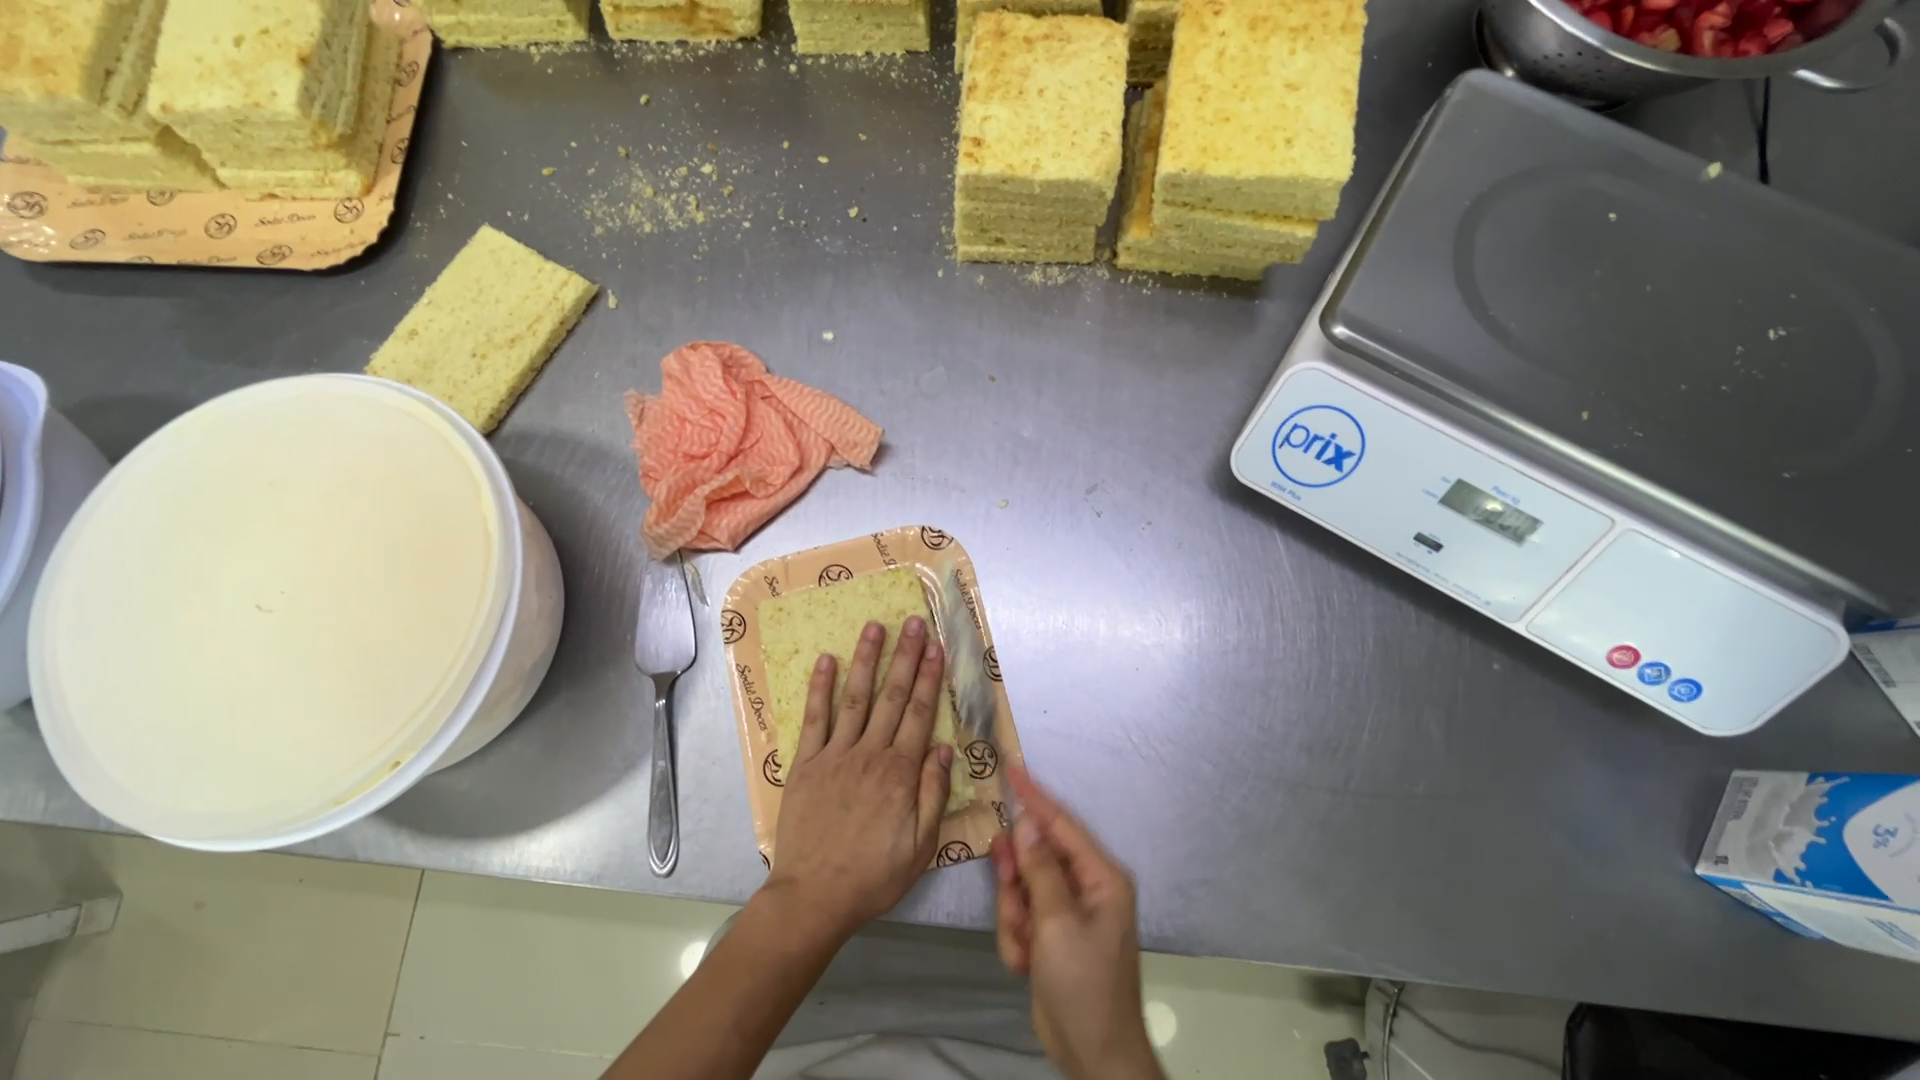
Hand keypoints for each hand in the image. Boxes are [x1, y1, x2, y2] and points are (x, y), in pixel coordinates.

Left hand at [764, 617, 953, 940]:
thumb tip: (943, 748)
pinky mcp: (806, 765)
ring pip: (854, 699)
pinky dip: (820, 689)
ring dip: (866, 660)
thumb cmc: (874, 876)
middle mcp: (869, 754)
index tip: (935, 647)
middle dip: (904, 657)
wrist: (814, 896)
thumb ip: (933, 794)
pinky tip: (825, 662)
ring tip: (874, 627)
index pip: (919, 714)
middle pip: (891, 697)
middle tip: (912, 622)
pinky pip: (814, 720)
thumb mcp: (921, 846)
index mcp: (900, 773)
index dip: (929, 678)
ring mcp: (834, 756)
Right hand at [993, 767, 1163, 1079]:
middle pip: (1034, 859)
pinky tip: (1028, 966)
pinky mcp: (1050, 935)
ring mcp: (1066, 913)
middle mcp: (1086, 888)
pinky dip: (1017, 941)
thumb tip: (1026, 823)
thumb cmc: (1084, 985)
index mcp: (1101, 877)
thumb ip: (1039, 870)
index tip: (1012, 768)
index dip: (1035, 798)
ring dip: (1015, 920)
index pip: (1062, 825)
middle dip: (1017, 885)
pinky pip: (1019, 918)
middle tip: (1015, 905)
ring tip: (1027, 950)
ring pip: (1020, 891)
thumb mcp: (1057, 924)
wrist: (1092, 1053)